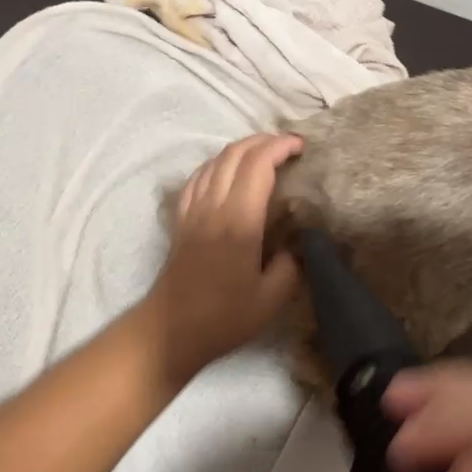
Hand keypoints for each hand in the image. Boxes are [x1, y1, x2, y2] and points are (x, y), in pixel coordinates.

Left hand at [140, 134, 304, 382]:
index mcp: (239, 221)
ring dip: (240, 149)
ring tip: (263, 154)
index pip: (258, 165)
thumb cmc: (223, 317)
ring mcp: (192, 211)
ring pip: (214, 161)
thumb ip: (291, 266)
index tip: (301, 146)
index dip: (280, 147)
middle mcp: (213, 207)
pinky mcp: (180, 220)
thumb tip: (297, 244)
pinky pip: (197, 178)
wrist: (170, 330)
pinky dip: (216, 164)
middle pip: (235, 154)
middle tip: (287, 146)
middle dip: (263, 141)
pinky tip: (225, 172)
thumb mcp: (271, 299)